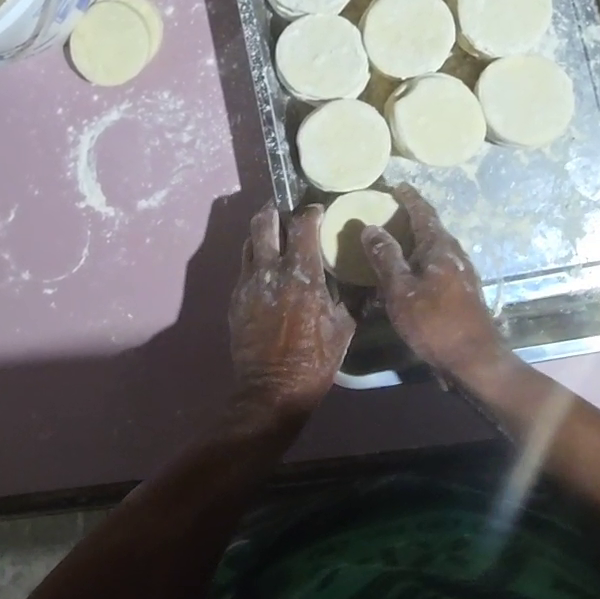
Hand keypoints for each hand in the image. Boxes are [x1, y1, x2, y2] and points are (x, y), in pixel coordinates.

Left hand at [229, 204, 355, 419]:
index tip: (317, 209)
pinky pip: (245, 265)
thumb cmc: (315, 361)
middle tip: (286, 209)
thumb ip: (351, 296)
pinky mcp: (235, 297)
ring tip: (275, 233)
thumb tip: (364, 276)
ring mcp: (249, 282)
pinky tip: (267, 266)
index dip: (311, 210)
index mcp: (302, 274)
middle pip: (265, 221)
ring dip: (263, 232)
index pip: (303, 224)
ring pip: (250, 240)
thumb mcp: (344, 328)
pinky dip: (256, 258)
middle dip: (276, 209)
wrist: (272, 390)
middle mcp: (271, 270)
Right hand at [361, 185, 507, 378]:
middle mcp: (454, 254)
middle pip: (430, 228)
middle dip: (410, 217)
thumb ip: (386, 257)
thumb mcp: (401, 290)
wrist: (474, 361)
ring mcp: (461, 274)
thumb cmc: (435, 322)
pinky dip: (419, 261)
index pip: (423, 211)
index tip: (395, 185)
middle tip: (387, 211)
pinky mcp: (462, 292)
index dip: (408, 197)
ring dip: (414, 241)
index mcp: (440, 246)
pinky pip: (436, 265)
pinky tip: (408, 273)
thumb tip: (371, 228)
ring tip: (393, 241)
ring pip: (434, 248)